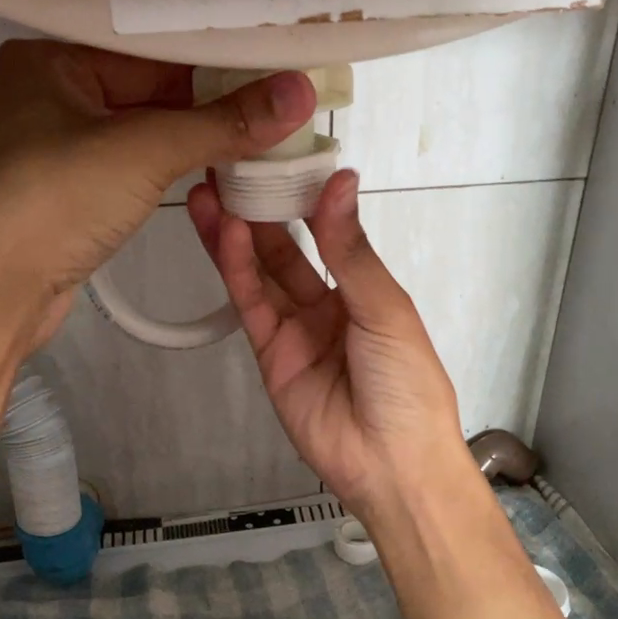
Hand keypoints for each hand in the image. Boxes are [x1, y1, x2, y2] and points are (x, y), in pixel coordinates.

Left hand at [0, 41, 316, 345]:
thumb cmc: (51, 203)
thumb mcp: (142, 151)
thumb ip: (222, 124)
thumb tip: (298, 96)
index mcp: (53, 60)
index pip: (151, 48)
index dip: (215, 60)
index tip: (275, 70)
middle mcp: (53, 96)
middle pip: (151, 90)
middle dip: (212, 104)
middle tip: (280, 109)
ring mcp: (62, 150)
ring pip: (145, 133)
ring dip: (197, 141)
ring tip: (264, 140)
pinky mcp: (73, 196)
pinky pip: (134, 169)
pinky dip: (173, 172)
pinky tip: (218, 173)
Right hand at [187, 169, 469, 514]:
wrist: (391, 463)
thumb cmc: (407, 384)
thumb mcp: (386, 310)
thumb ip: (350, 250)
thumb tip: (339, 182)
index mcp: (366, 291)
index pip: (329, 234)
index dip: (304, 198)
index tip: (280, 155)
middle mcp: (328, 307)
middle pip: (287, 251)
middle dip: (260, 210)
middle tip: (229, 165)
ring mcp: (296, 332)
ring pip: (261, 273)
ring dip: (237, 233)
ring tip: (210, 188)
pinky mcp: (270, 356)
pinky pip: (252, 305)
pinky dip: (237, 269)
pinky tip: (226, 232)